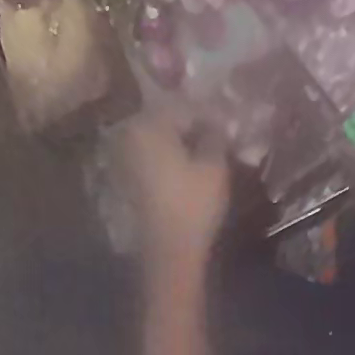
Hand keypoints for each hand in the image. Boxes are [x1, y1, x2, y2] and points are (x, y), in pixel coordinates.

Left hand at [110, 105, 230, 269]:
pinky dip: (170, 156)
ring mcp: (123, 155)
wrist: (168, 248)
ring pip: (159, 138)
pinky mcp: (125, 176)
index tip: (231, 122)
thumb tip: (218, 122)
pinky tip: (190, 167)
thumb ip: (216, 136)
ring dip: (182, 141)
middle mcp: (129, 133)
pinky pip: (151, 155)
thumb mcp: (215, 166)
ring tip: (208, 151)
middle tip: (221, 135)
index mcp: (149, 124)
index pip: (185, 106)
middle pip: (168, 119)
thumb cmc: (194, 204)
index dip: (212, 113)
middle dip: (194, 125)